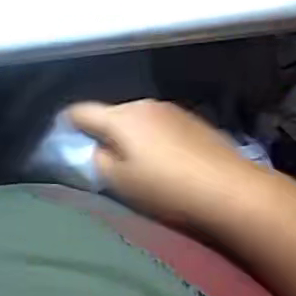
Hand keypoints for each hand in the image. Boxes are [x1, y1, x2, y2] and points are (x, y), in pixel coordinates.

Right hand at [65, 99, 278, 230]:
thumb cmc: (167, 188)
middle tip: (102, 160)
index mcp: (120, 116)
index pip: (79, 112)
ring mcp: (172, 110)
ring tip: (136, 164)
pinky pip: (161, 126)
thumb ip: (95, 160)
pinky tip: (165, 163)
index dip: (66, 125)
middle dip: (102, 133)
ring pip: (137, 120)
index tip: (63, 140)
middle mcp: (143, 104)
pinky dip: (154, 140)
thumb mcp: (118, 182)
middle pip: (111, 114)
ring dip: (131, 136)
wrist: (233, 191)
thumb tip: (91, 149)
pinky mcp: (194, 121)